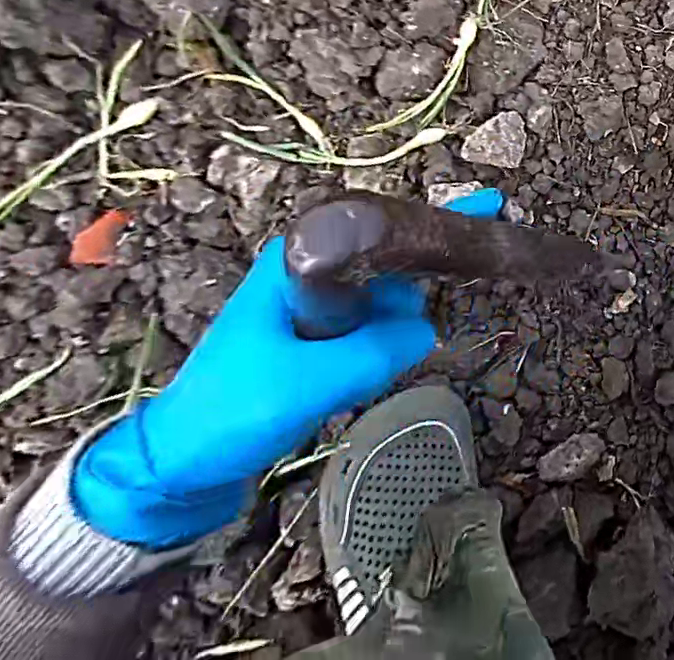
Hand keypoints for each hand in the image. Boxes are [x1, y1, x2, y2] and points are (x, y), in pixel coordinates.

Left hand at [72, 189, 504, 547]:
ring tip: (357, 376)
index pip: (384, 226)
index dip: (441, 221)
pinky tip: (363, 377)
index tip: (495, 207)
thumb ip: (377, 351)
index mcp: (299, 259)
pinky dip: (386, 348)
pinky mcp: (327, 333)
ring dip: (395, 335)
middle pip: (397, 266)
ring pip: (393, 302)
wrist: (178, 465)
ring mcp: (323, 302)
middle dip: (408, 304)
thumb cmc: (232, 410)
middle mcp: (315, 269)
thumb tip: (428, 332)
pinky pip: (379, 328)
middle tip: (397, 342)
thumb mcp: (309, 381)